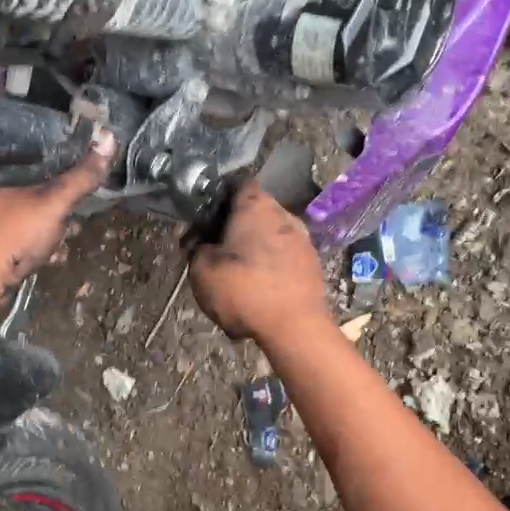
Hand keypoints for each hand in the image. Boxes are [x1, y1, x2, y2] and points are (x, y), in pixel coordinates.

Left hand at [0, 125, 116, 296]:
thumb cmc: (13, 231)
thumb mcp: (54, 202)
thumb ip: (81, 177)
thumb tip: (109, 137)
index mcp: (9, 174)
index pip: (43, 162)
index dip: (68, 171)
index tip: (87, 182)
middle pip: (39, 194)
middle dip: (61, 210)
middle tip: (73, 223)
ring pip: (32, 220)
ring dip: (51, 234)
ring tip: (60, 247)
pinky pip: (22, 242)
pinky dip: (37, 249)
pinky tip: (46, 260)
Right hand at [189, 179, 329, 345]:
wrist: (294, 326)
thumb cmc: (243, 289)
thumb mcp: (201, 270)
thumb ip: (197, 248)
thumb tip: (201, 242)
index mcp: (255, 206)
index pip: (237, 184)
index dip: (220, 197)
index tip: (206, 217)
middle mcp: (283, 214)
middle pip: (255, 211)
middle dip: (237, 227)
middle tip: (217, 250)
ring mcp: (302, 239)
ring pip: (271, 235)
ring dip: (255, 248)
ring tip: (238, 275)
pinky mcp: (312, 263)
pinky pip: (285, 257)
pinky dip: (272, 267)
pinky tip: (260, 289)